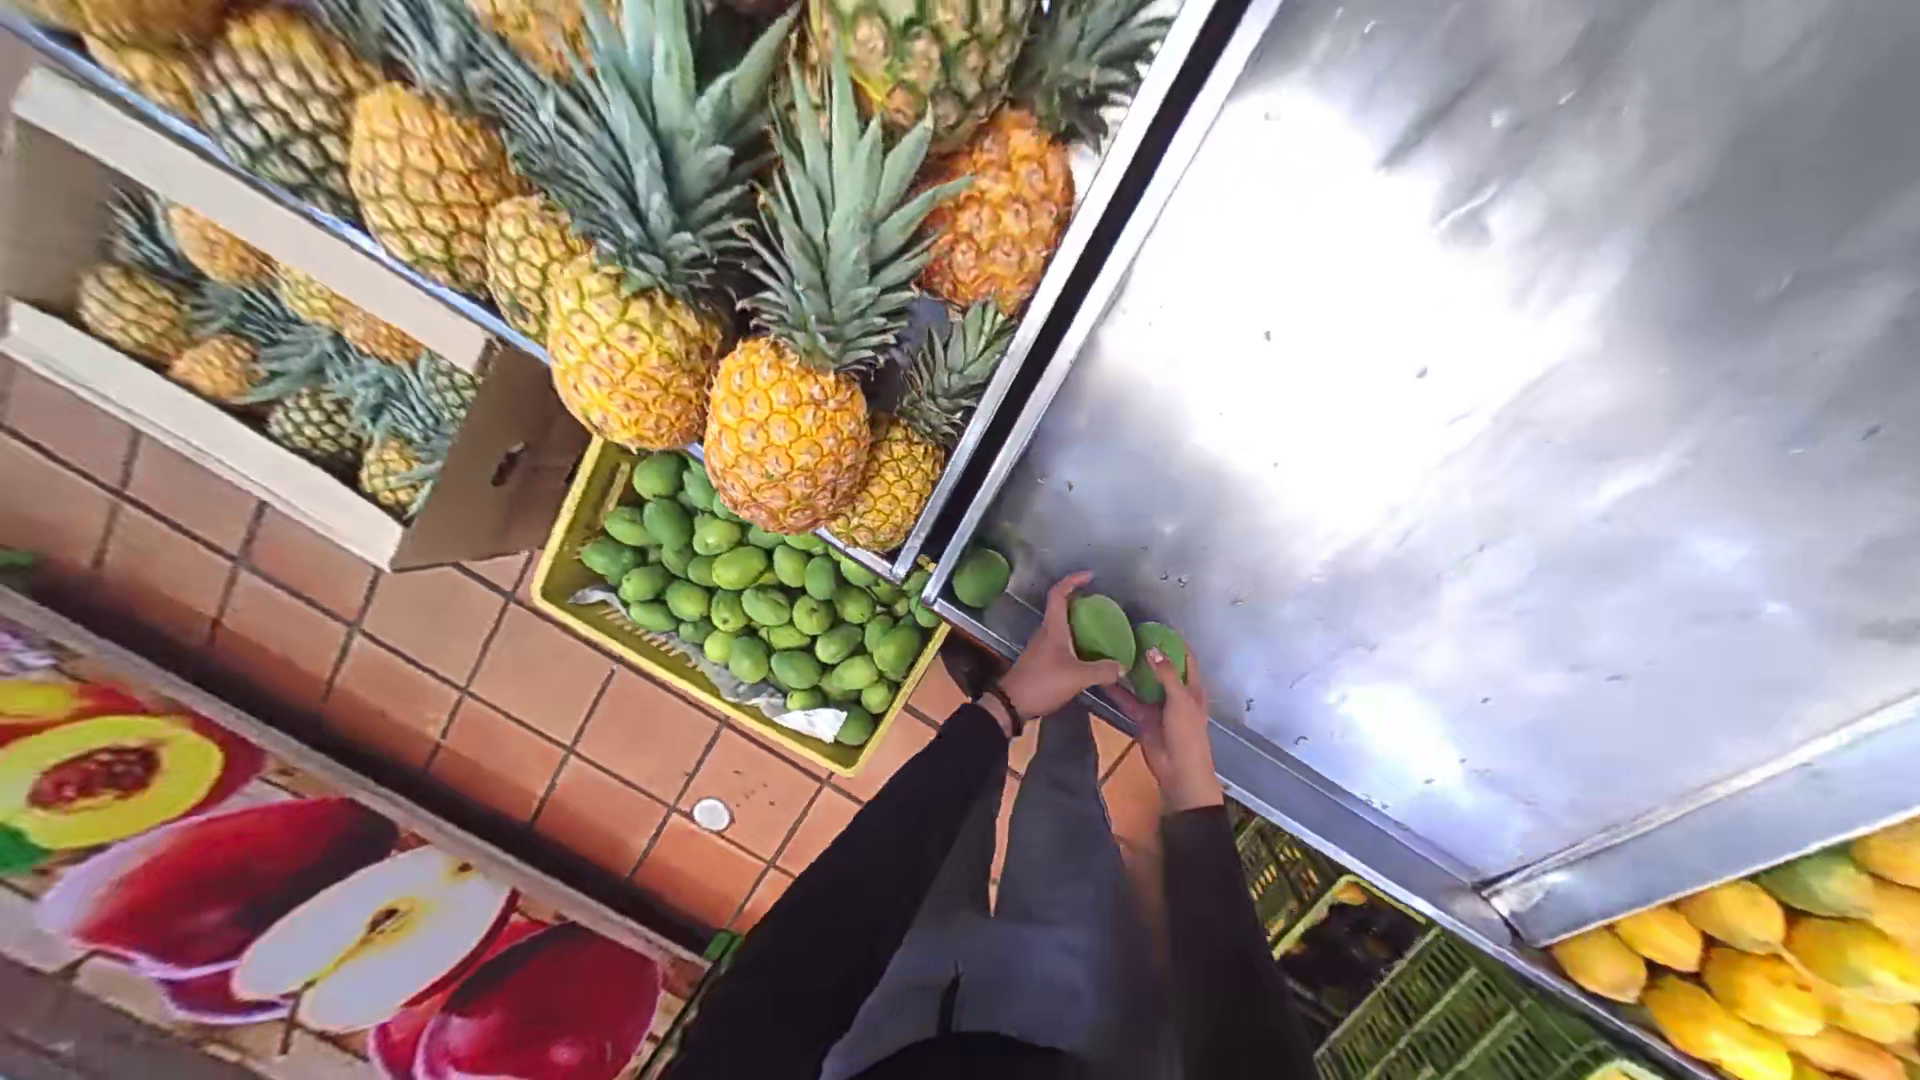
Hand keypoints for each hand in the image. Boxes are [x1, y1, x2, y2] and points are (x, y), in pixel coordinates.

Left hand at [995, 572, 1128, 724]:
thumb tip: (1123, 667)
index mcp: (1052, 628)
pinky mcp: (1043, 659)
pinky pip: (1062, 640)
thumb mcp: (1076, 677)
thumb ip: (1101, 671)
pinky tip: (1089, 652)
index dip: (1072, 580)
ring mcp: (1042, 645)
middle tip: (1101, 603)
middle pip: (1061, 606)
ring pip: (1062, 624)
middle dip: (1080, 600)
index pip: (1058, 594)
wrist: (1012, 703)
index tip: (1089, 576)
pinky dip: (1076, 639)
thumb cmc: (1042, 683)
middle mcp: (1046, 632)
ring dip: (1078, 621)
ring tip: (1100, 626)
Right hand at [1112, 645, 1223, 811]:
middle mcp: (1175, 694)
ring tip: (1114, 651)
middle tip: (1129, 635)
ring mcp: (1158, 705)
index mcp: (1192, 689)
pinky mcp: (1143, 717)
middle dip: (1149, 654)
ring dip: (1132, 671)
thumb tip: (1152, 649)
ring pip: (1143, 684)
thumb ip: (1166, 674)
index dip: (1176, 643)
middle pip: (1162, 669)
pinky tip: (1104, 678)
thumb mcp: (1180, 700)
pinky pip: (1129, 700)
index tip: (1158, 627)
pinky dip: (1118, 691)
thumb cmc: (1187, 733)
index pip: (1186, 659)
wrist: (1178, 769)